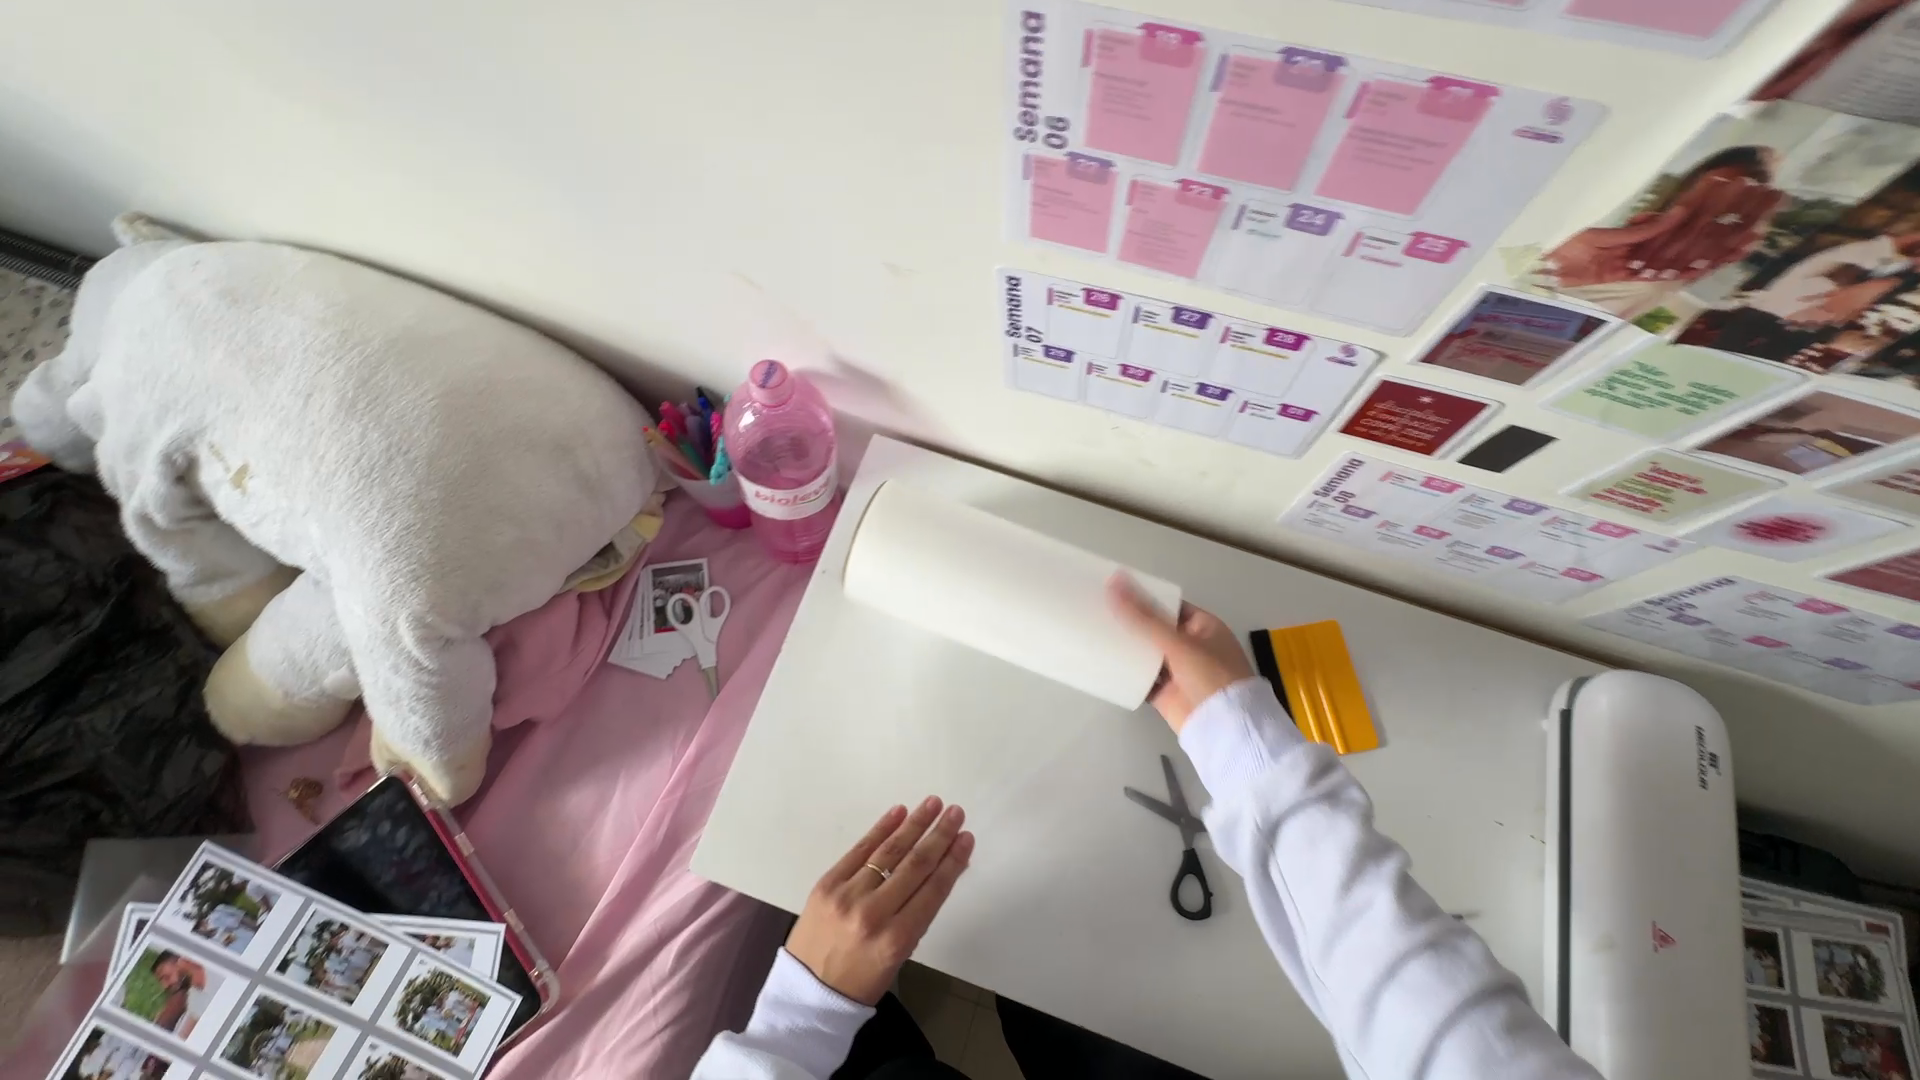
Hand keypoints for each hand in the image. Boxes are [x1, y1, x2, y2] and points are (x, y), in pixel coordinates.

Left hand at [786, 797, 974, 1004]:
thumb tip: (944, 870)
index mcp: (896, 940)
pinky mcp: (826, 884)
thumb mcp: (899, 955)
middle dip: (939, 836)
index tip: (966, 838)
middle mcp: (873, 914)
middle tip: (956, 812)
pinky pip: (859, 850)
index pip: (932, 891)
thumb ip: (919, 913)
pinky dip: (881, 829)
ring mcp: (847, 896)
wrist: (806, 992)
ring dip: (914, 824)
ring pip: (888, 852)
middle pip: (914, 866)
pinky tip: (899, 813)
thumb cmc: (861, 981)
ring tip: (933, 804)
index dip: (952, 861)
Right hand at [1107, 574, 1252, 733]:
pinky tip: (1102, 663)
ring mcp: (1178, 671)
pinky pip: (1140, 678)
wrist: (1224, 729)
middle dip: (1130, 622)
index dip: (1144, 597)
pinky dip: (1125, 672)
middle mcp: (1191, 646)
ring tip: (1093, 632)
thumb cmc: (1211, 677)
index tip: (1114, 590)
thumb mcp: (1178, 643)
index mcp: (1202, 627)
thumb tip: (1113, 583)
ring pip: (1146, 653)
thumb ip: (1143, 617)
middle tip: (1096, 611)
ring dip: (1125, 647)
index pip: (1168, 605)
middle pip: (1154, 628)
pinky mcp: (1165, 693)